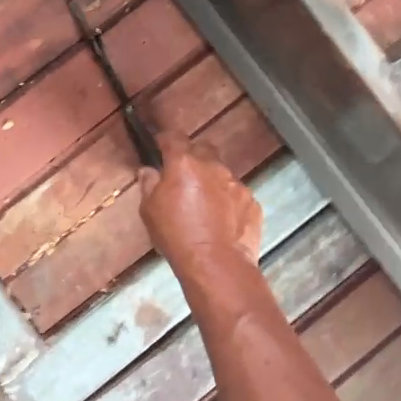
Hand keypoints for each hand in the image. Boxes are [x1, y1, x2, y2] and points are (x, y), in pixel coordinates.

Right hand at [140, 131, 261, 271]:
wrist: (216, 264)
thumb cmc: (175, 233)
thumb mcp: (149, 209)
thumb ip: (149, 184)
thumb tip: (149, 171)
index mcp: (183, 162)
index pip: (174, 137)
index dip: (166, 138)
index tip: (160, 144)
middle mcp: (212, 166)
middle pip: (203, 148)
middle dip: (193, 156)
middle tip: (183, 174)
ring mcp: (236, 184)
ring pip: (221, 173)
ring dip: (211, 180)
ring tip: (204, 203)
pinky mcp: (252, 203)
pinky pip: (236, 194)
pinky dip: (228, 201)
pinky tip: (222, 219)